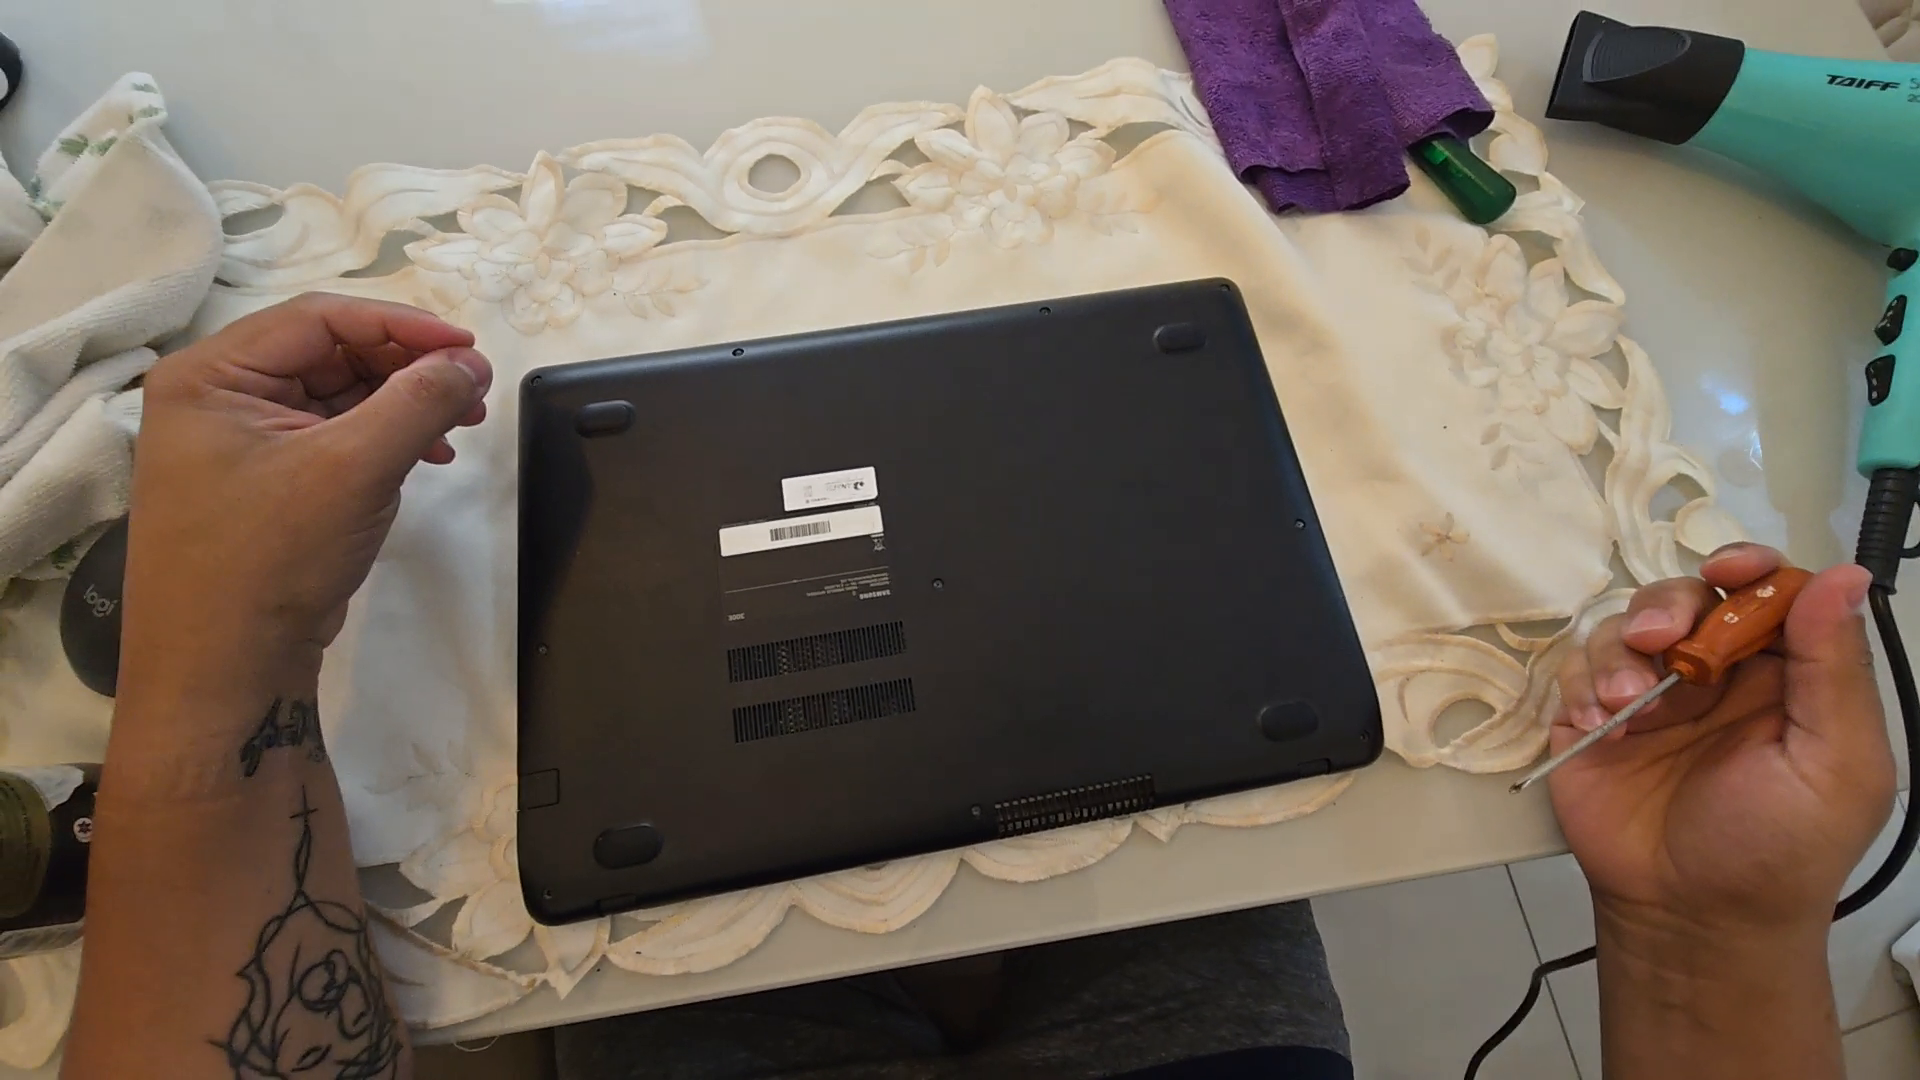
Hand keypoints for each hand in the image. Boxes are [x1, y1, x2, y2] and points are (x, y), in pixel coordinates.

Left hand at [120, 294, 492, 688]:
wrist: (231, 657)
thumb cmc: (274, 553)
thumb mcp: (355, 468)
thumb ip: (418, 404)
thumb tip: (473, 363)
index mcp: (216, 376)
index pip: (321, 319)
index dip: (404, 325)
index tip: (471, 348)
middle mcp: (228, 396)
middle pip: (338, 353)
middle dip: (413, 368)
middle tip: (476, 391)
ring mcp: (254, 438)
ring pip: (350, 394)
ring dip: (412, 403)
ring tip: (465, 425)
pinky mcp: (283, 476)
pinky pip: (349, 433)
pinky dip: (397, 436)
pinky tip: (432, 455)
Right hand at [1549, 543, 1894, 938]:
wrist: (1684, 903)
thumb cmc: (1775, 841)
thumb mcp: (1833, 761)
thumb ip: (1831, 671)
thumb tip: (1842, 577)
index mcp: (1782, 681)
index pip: (1768, 598)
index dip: (1749, 569)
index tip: (1726, 568)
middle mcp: (1710, 676)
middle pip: (1679, 600)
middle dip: (1663, 607)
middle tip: (1655, 640)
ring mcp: (1642, 693)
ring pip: (1616, 629)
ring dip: (1614, 657)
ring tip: (1622, 706)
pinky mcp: (1585, 712)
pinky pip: (1571, 670)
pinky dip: (1579, 686)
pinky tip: (1596, 724)